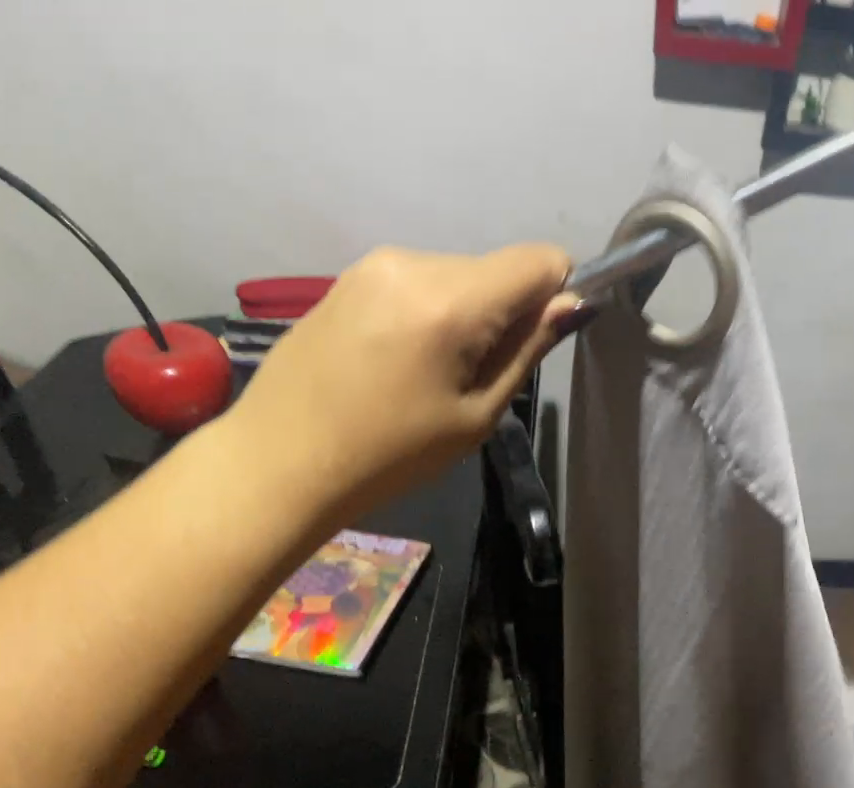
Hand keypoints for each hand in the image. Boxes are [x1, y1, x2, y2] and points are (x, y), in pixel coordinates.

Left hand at [225, 244, 576, 519]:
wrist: (281, 461)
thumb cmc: (390, 455)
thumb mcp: (475, 415)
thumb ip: (527, 350)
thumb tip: (572, 304)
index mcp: (451, 301)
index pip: (540, 260)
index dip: (557, 295)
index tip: (535, 343)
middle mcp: (413, 262)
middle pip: (496, 270)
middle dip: (505, 313)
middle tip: (472, 378)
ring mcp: (374, 264)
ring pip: (457, 276)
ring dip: (465, 315)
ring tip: (428, 375)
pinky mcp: (349, 277)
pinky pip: (417, 282)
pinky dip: (429, 313)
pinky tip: (398, 361)